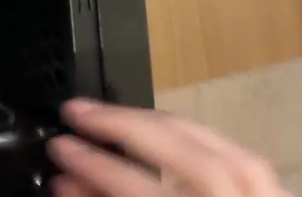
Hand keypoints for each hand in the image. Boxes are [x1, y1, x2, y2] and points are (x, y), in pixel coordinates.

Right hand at [48, 99, 290, 196]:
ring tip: (110, 114)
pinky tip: (164, 132)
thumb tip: (68, 184)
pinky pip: (241, 159)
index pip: (150, 194)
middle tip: (75, 112)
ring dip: (154, 123)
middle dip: (124, 126)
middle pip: (190, 157)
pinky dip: (195, 138)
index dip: (98, 169)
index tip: (60, 149)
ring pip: (219, 149)